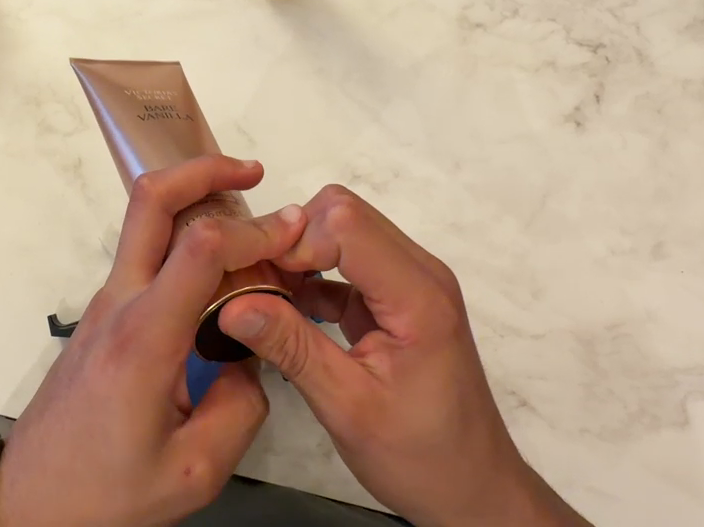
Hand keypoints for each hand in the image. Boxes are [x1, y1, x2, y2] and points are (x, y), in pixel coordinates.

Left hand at [0, 156, 306, 526]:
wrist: (30, 503)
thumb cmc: (106, 494)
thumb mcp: (193, 472)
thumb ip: (240, 408)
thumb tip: (252, 355)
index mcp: (145, 336)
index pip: (200, 246)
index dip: (253, 229)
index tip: (292, 233)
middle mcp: (121, 301)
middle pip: (151, 199)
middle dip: (204, 169)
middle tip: (254, 173)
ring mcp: (107, 302)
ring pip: (146, 221)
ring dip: (196, 200)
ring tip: (251, 224)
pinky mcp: (105, 314)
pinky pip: (147, 255)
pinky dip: (186, 238)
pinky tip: (222, 271)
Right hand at [218, 186, 588, 526]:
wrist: (474, 491)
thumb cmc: (419, 457)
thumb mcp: (347, 408)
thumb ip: (291, 348)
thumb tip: (230, 305)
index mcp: (416, 293)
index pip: (346, 224)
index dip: (296, 242)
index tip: (257, 280)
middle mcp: (418, 270)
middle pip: (343, 212)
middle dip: (292, 239)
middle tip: (255, 283)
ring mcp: (408, 279)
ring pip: (342, 228)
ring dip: (299, 252)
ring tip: (263, 294)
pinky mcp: (394, 294)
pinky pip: (346, 258)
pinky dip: (311, 272)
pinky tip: (283, 306)